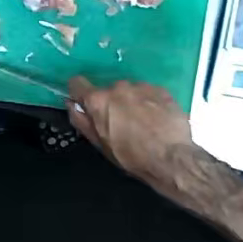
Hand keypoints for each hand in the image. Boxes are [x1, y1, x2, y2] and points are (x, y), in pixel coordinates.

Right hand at [67, 78, 229, 208]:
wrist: (170, 158)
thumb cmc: (131, 156)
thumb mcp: (100, 144)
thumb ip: (82, 120)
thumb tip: (72, 104)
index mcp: (99, 100)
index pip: (77, 83)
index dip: (79, 93)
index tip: (86, 104)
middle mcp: (118, 87)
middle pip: (108, 90)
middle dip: (111, 103)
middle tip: (121, 123)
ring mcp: (141, 86)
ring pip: (129, 91)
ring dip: (131, 102)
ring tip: (143, 123)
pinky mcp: (161, 89)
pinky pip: (148, 93)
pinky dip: (149, 103)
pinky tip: (156, 120)